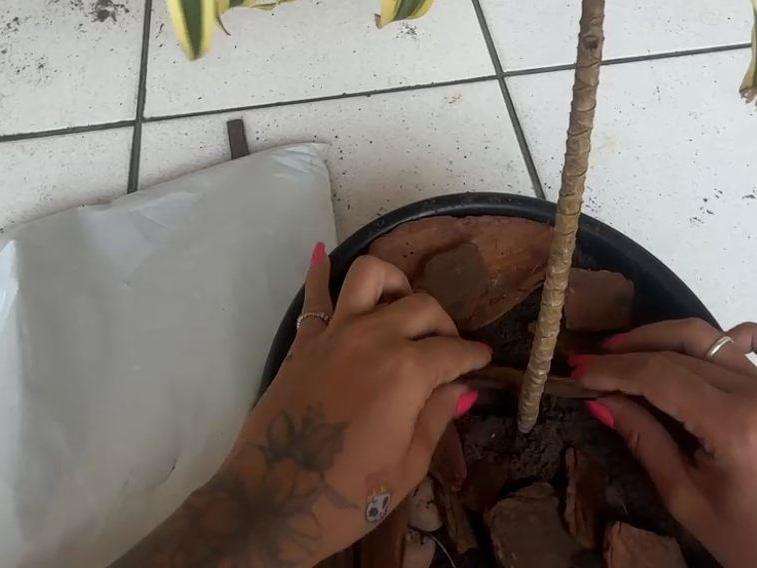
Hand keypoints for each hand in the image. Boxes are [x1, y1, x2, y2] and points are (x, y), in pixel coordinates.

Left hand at [113, 247, 489, 567]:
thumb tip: (461, 388)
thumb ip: (437, 417)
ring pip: (369, 276)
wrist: (273, 501)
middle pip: (421, 307)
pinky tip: (324, 254)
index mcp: (407, 370)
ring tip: (401, 303)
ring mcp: (335, 333)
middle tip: (448, 347)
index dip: (473, 356)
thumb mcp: (407, 466)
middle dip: (443, 324)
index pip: (452, 351)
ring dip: (393, 282)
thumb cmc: (348, 495)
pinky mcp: (305, 340)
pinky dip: (319, 271)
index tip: (483, 359)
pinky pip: (313, 296)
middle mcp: (374, 337)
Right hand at [573, 319, 756, 567]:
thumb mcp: (692, 505)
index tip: (577, 371)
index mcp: (733, 425)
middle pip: (678, 352)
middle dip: (627, 353)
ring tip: (627, 349)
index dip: (612, 369)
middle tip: (591, 363)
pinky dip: (739, 335)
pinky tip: (711, 348)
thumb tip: (601, 401)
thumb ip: (646, 443)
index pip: (658, 375)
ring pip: (711, 338)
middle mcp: (756, 393)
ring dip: (664, 337)